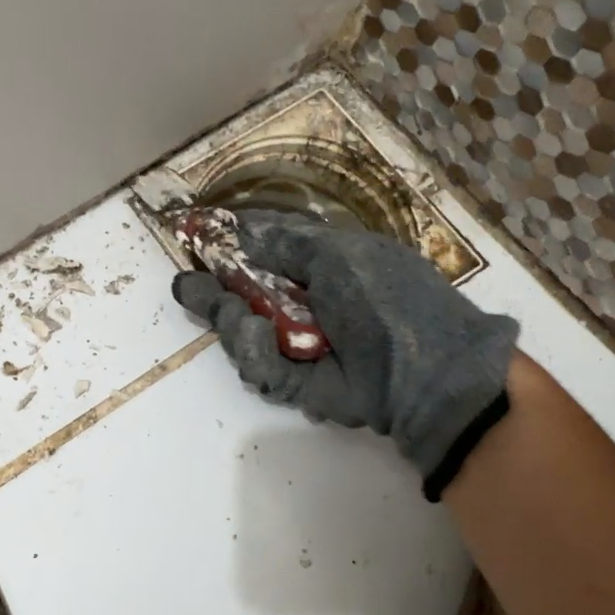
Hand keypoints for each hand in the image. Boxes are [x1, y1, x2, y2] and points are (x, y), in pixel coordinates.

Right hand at [171, 210, 518, 496]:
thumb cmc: (387, 298)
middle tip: (186, 284)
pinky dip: (252, 351)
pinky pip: (259, 368)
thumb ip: (285, 243)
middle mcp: (304, 304)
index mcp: (319, 265)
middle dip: (213, 290)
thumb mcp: (340, 255)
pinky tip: (255, 333)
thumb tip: (241, 230)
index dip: (229, 245)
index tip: (194, 235)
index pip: (264, 251)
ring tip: (234, 312)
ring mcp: (298, 346)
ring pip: (241, 332)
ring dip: (229, 319)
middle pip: (241, 296)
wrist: (427, 372)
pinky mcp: (296, 384)